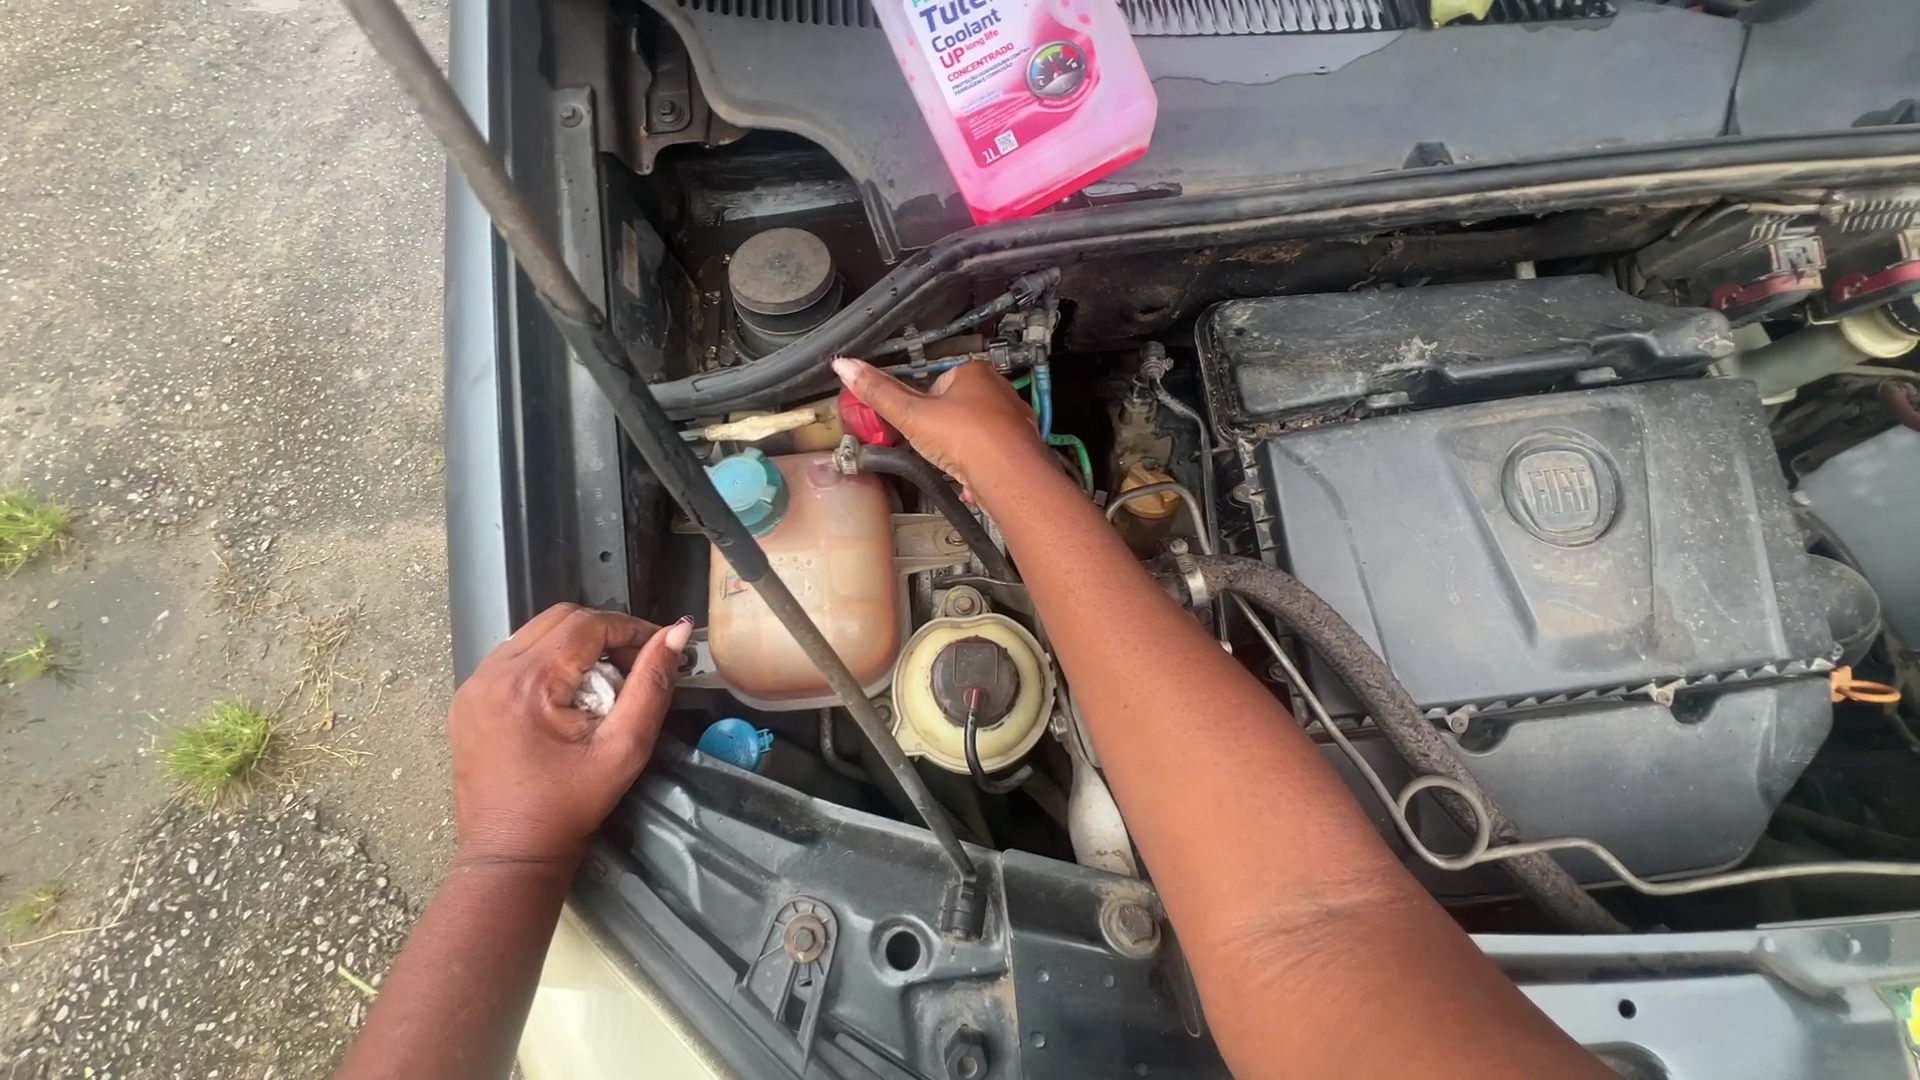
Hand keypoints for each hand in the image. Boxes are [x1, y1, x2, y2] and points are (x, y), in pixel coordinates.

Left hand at [446, 603, 692, 867]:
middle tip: (635, 664)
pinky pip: (516, 654)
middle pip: (561, 618)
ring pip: (537, 631)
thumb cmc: (572, 803)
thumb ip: (653, 682)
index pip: (589, 624)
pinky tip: (571, 691)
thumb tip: (678, 631)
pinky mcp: (468, 699)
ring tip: (606, 678)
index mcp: (528, 683)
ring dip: (578, 643)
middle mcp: (492, 674)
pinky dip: (551, 658)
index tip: (660, 650)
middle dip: (606, 632)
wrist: (512, 851)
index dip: (632, 629)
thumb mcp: (626, 745)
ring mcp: (473, 685)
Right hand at [833, 357, 1045, 489]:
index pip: (936, 383)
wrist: (1009, 477)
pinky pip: (990, 459)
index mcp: (974, 373)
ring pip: (974, 437)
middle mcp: (999, 392)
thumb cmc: (970, 439)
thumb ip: (879, 394)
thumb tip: (846, 367)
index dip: (921, 408)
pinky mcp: (1019, 451)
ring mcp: (1013, 422)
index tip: (914, 424)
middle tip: (933, 448)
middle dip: (941, 433)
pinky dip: (977, 471)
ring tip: (954, 466)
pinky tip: (970, 482)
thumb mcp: (911, 415)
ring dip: (960, 455)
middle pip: (956, 410)